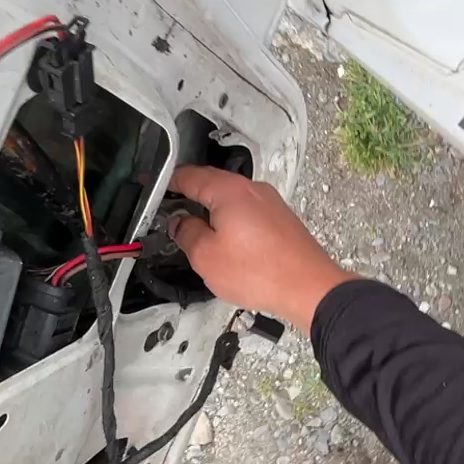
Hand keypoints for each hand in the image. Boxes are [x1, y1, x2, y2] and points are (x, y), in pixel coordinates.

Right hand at [167, 166, 354, 332]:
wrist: (308, 287)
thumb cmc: (261, 272)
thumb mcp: (207, 256)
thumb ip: (186, 233)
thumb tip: (179, 222)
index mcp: (229, 191)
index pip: (190, 176)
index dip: (167, 182)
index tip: (155, 189)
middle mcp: (252, 189)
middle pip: (212, 183)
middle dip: (189, 196)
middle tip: (171, 213)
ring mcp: (270, 203)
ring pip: (231, 199)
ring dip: (212, 210)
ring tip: (197, 232)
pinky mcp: (281, 219)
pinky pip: (248, 212)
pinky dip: (232, 220)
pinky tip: (228, 241)